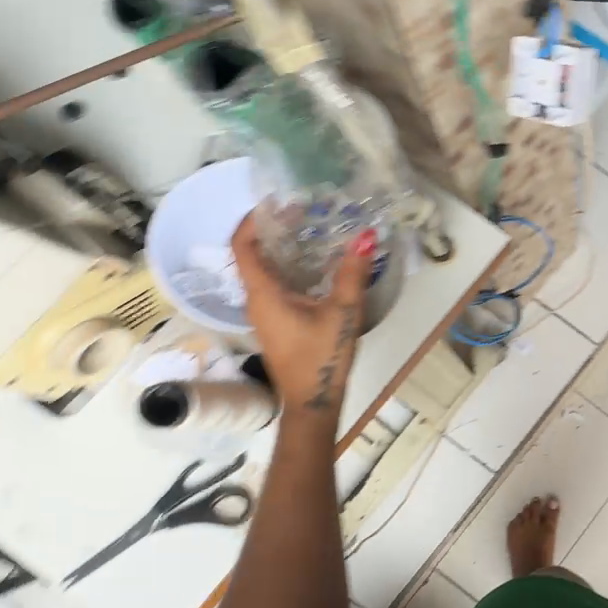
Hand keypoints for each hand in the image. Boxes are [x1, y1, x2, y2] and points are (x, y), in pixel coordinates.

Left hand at [229, 214, 375, 415]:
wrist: (312, 403)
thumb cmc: (321, 357)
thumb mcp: (343, 313)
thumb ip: (353, 273)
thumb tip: (365, 236)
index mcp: (264, 294)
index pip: (242, 246)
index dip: (253, 220)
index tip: (278, 203)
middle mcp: (257, 301)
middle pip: (253, 256)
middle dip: (274, 231)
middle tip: (304, 212)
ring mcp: (265, 314)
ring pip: (265, 272)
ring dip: (284, 250)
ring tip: (314, 233)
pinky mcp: (277, 324)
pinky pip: (276, 286)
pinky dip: (291, 269)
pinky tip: (319, 268)